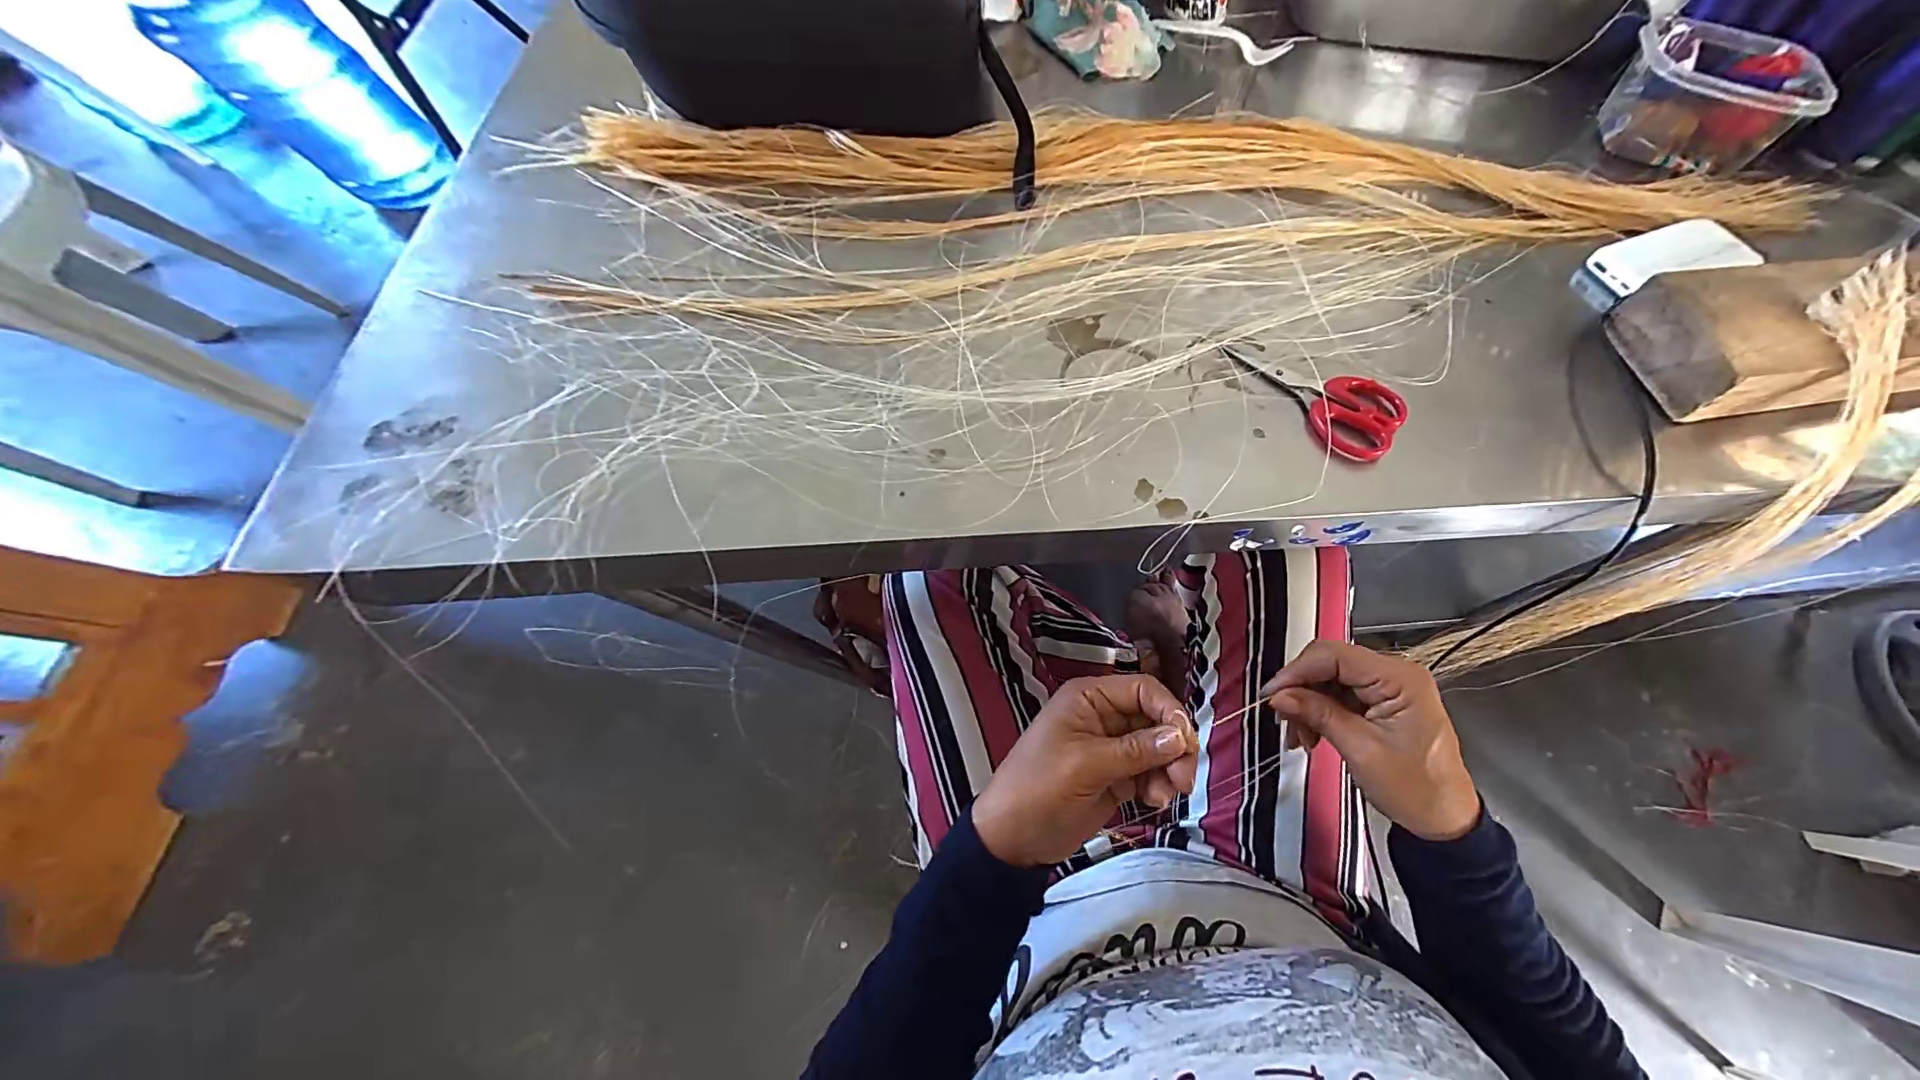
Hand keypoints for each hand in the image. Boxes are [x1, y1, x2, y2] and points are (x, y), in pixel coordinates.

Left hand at [971, 675, 1197, 866]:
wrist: (1013, 837)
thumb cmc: (1036, 788)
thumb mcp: (1085, 764)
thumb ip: (1134, 749)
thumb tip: (1179, 736)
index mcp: (1088, 698)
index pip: (1143, 689)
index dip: (1169, 711)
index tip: (1185, 741)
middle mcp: (1102, 716)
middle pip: (1156, 718)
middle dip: (1174, 746)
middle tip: (1182, 778)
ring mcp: (1109, 747)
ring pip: (1158, 747)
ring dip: (1169, 769)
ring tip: (1163, 795)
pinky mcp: (1115, 774)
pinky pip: (1150, 771)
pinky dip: (1158, 784)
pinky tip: (1152, 800)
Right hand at [1260, 641, 1480, 841]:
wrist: (1443, 818)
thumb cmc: (1418, 790)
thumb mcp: (1361, 750)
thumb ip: (1318, 714)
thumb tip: (1281, 695)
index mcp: (1401, 680)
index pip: (1334, 655)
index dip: (1297, 671)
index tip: (1273, 694)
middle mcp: (1396, 674)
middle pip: (1328, 664)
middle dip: (1300, 689)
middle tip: (1282, 716)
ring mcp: (1388, 686)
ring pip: (1327, 678)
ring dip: (1306, 704)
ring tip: (1300, 734)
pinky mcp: (1379, 699)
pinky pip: (1336, 693)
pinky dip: (1318, 711)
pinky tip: (1311, 732)